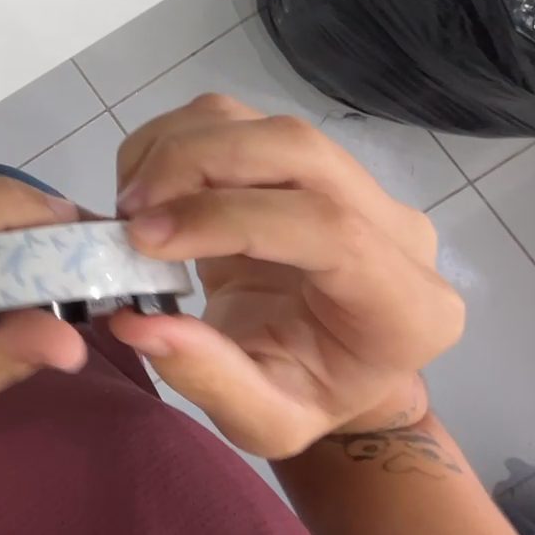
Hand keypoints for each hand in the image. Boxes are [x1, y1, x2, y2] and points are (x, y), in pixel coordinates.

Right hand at [108, 94, 463, 459]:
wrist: (318, 357)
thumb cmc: (299, 389)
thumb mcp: (262, 417)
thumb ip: (207, 377)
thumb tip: (134, 323)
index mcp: (405, 304)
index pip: (327, 227)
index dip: (224, 220)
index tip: (143, 242)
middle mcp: (390, 225)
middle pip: (293, 146)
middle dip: (192, 163)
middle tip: (129, 212)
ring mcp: (341, 178)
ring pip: (249, 120)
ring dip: (170, 149)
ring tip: (131, 204)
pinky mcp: (288, 153)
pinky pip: (220, 116)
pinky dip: (164, 140)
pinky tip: (146, 188)